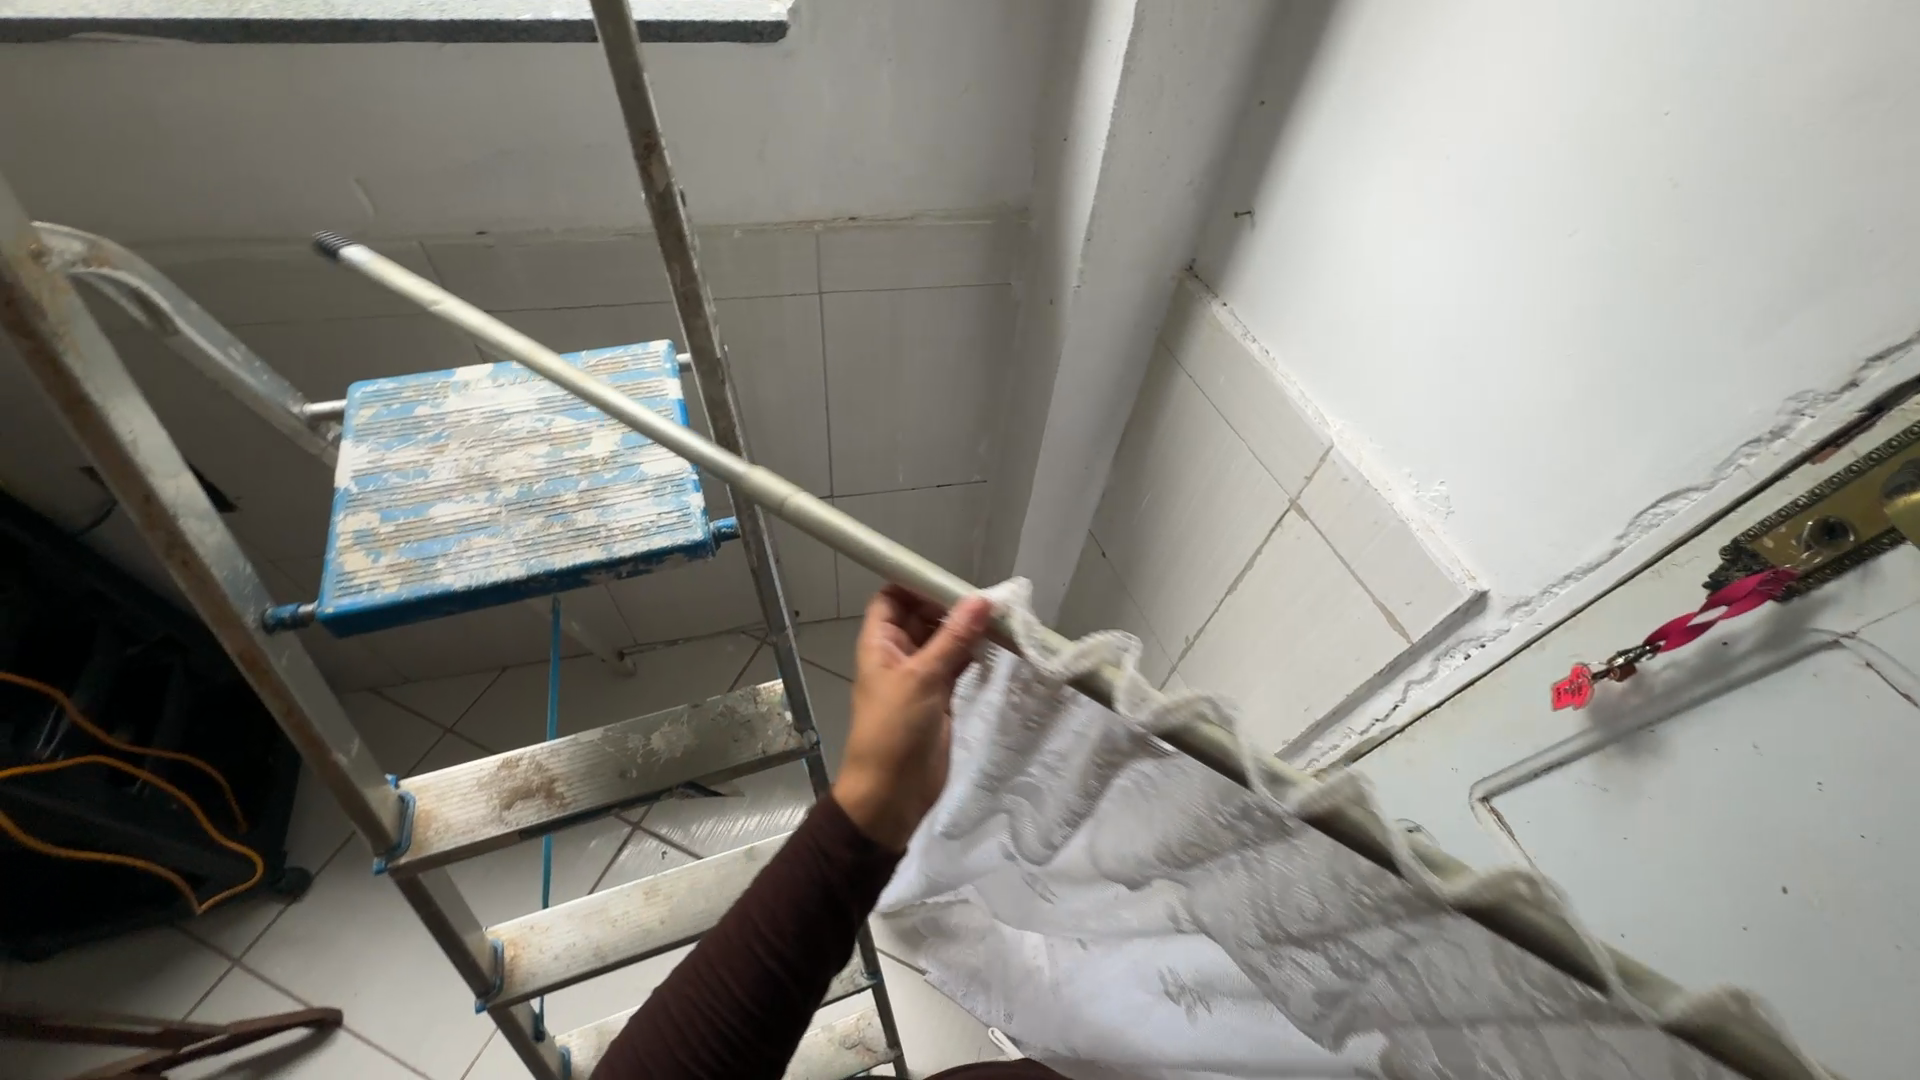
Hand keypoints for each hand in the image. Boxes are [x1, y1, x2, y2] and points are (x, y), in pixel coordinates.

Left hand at [831, 586, 993, 851]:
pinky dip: (971, 654)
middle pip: (921, 617)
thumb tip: (981, 599)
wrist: (891, 794)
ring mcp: (919, 677)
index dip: (916, 585)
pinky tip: (994, 645)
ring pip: (942, 641)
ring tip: (998, 618)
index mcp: (879, 644)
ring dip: (965, 630)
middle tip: (988, 599)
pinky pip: (955, 665)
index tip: (953, 581)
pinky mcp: (938, 697)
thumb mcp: (922, 678)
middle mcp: (897, 655)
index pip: (892, 599)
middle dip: (950, 606)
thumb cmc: (894, 730)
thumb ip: (953, 638)